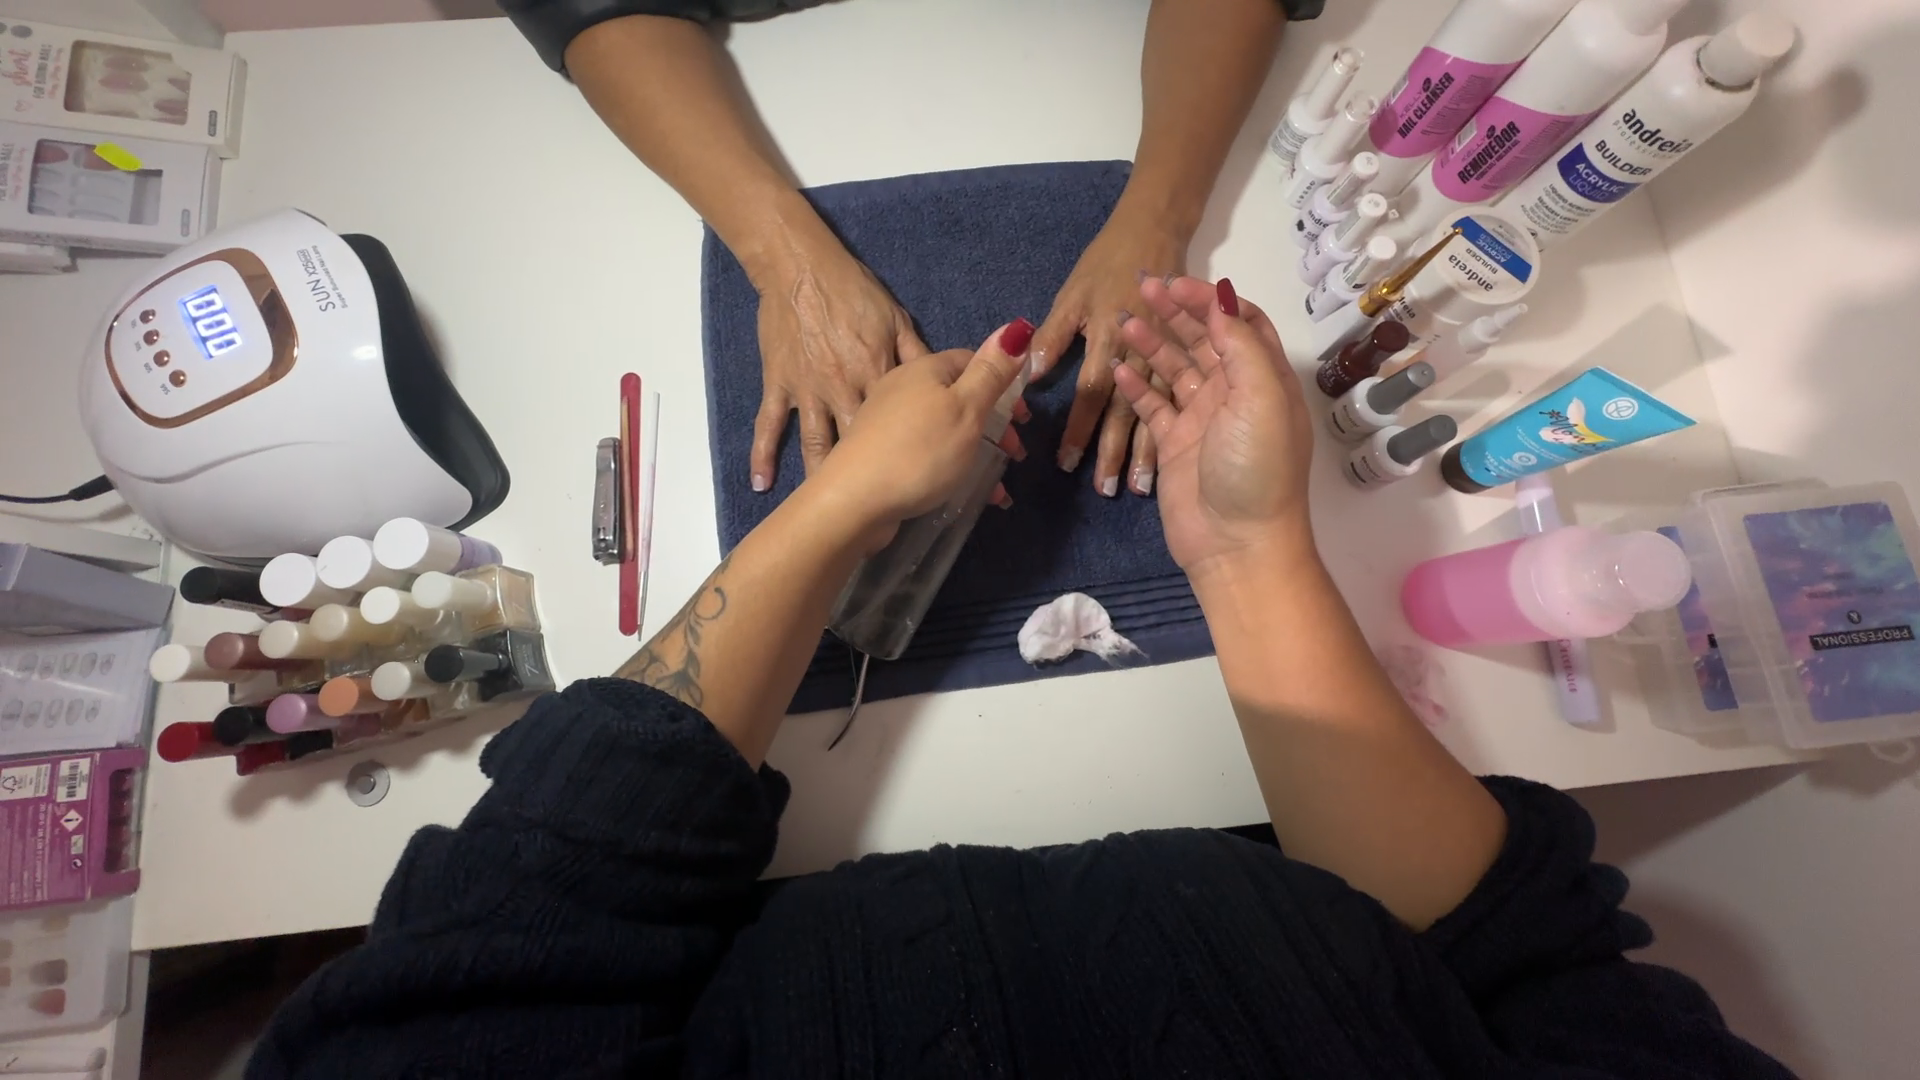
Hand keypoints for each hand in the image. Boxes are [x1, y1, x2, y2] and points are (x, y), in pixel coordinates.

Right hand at [751, 246, 930, 489]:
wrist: (799, 267)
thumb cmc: (853, 291)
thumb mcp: (897, 319)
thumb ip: (920, 357)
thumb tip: (953, 381)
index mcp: (879, 375)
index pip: (907, 420)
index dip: (924, 451)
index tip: (939, 484)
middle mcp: (845, 390)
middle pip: (864, 443)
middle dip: (875, 480)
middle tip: (883, 517)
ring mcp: (809, 392)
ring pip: (819, 445)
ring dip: (824, 479)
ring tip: (829, 513)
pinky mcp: (779, 387)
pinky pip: (769, 425)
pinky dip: (762, 454)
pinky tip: (761, 485)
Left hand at [811, 320, 1032, 549]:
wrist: (853, 500)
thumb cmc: (919, 451)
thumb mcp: (966, 408)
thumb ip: (992, 371)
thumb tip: (1017, 327)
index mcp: (926, 368)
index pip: (973, 361)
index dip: (1003, 385)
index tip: (1023, 418)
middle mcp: (903, 387)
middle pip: (959, 398)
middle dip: (992, 425)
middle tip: (1013, 454)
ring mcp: (888, 421)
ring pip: (945, 430)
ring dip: (976, 454)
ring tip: (996, 487)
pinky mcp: (880, 452)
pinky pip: (926, 453)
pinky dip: (950, 469)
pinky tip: (963, 494)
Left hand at [1031, 213, 1186, 496]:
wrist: (1156, 228)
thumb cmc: (1106, 263)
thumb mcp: (1072, 295)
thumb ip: (1053, 337)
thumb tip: (1029, 375)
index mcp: (1109, 340)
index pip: (1091, 394)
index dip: (1078, 429)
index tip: (1065, 462)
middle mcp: (1140, 354)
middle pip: (1125, 412)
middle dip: (1115, 453)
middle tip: (1106, 491)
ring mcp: (1166, 355)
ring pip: (1156, 410)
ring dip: (1146, 452)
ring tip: (1138, 488)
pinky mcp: (1182, 354)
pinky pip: (1177, 398)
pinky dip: (1170, 429)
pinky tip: (1166, 458)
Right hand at [1112, 276, 1315, 576]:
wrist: (1236, 542)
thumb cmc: (1256, 467)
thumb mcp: (1261, 397)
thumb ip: (1241, 345)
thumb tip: (1222, 299)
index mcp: (1264, 377)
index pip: (1238, 323)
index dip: (1210, 299)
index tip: (1175, 282)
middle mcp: (1234, 393)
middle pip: (1203, 340)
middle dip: (1175, 312)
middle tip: (1140, 288)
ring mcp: (1202, 420)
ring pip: (1174, 369)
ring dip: (1151, 345)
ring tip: (1122, 323)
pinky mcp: (1174, 445)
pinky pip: (1152, 407)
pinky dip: (1136, 387)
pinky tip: (1115, 370)